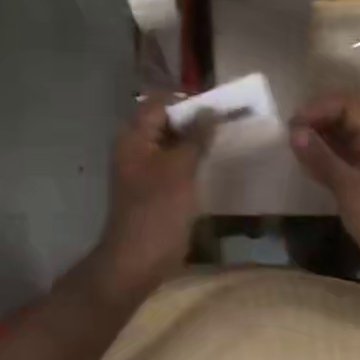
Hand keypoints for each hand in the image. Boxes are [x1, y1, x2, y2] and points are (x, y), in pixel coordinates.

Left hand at [87, 98, 213, 301]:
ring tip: (224, 140)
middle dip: (194, 119)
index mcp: (134, 136)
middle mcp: (134, 146)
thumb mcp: (180, 169)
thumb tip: (210, 110)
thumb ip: (195, 137)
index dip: (187, 100)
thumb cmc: (157, 210)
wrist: (137, 259)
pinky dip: (190, 160)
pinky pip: (172, 163)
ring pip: (170, 142)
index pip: (160, 101)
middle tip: (226, 121)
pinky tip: (211, 164)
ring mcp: (143, 168)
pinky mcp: (153, 187)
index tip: (218, 105)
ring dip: (194, 140)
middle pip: (165, 120)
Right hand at [289, 91, 359, 288]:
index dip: (317, 108)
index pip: (348, 104)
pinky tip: (308, 167)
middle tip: (288, 138)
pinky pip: (346, 157)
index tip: (291, 128)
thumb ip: (323, 159)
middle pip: (346, 115)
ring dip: (319, 138)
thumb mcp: (353, 192)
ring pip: (344, 136)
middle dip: (316, 120)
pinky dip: (326, 157)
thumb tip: (295, 131)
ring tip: (292, 150)